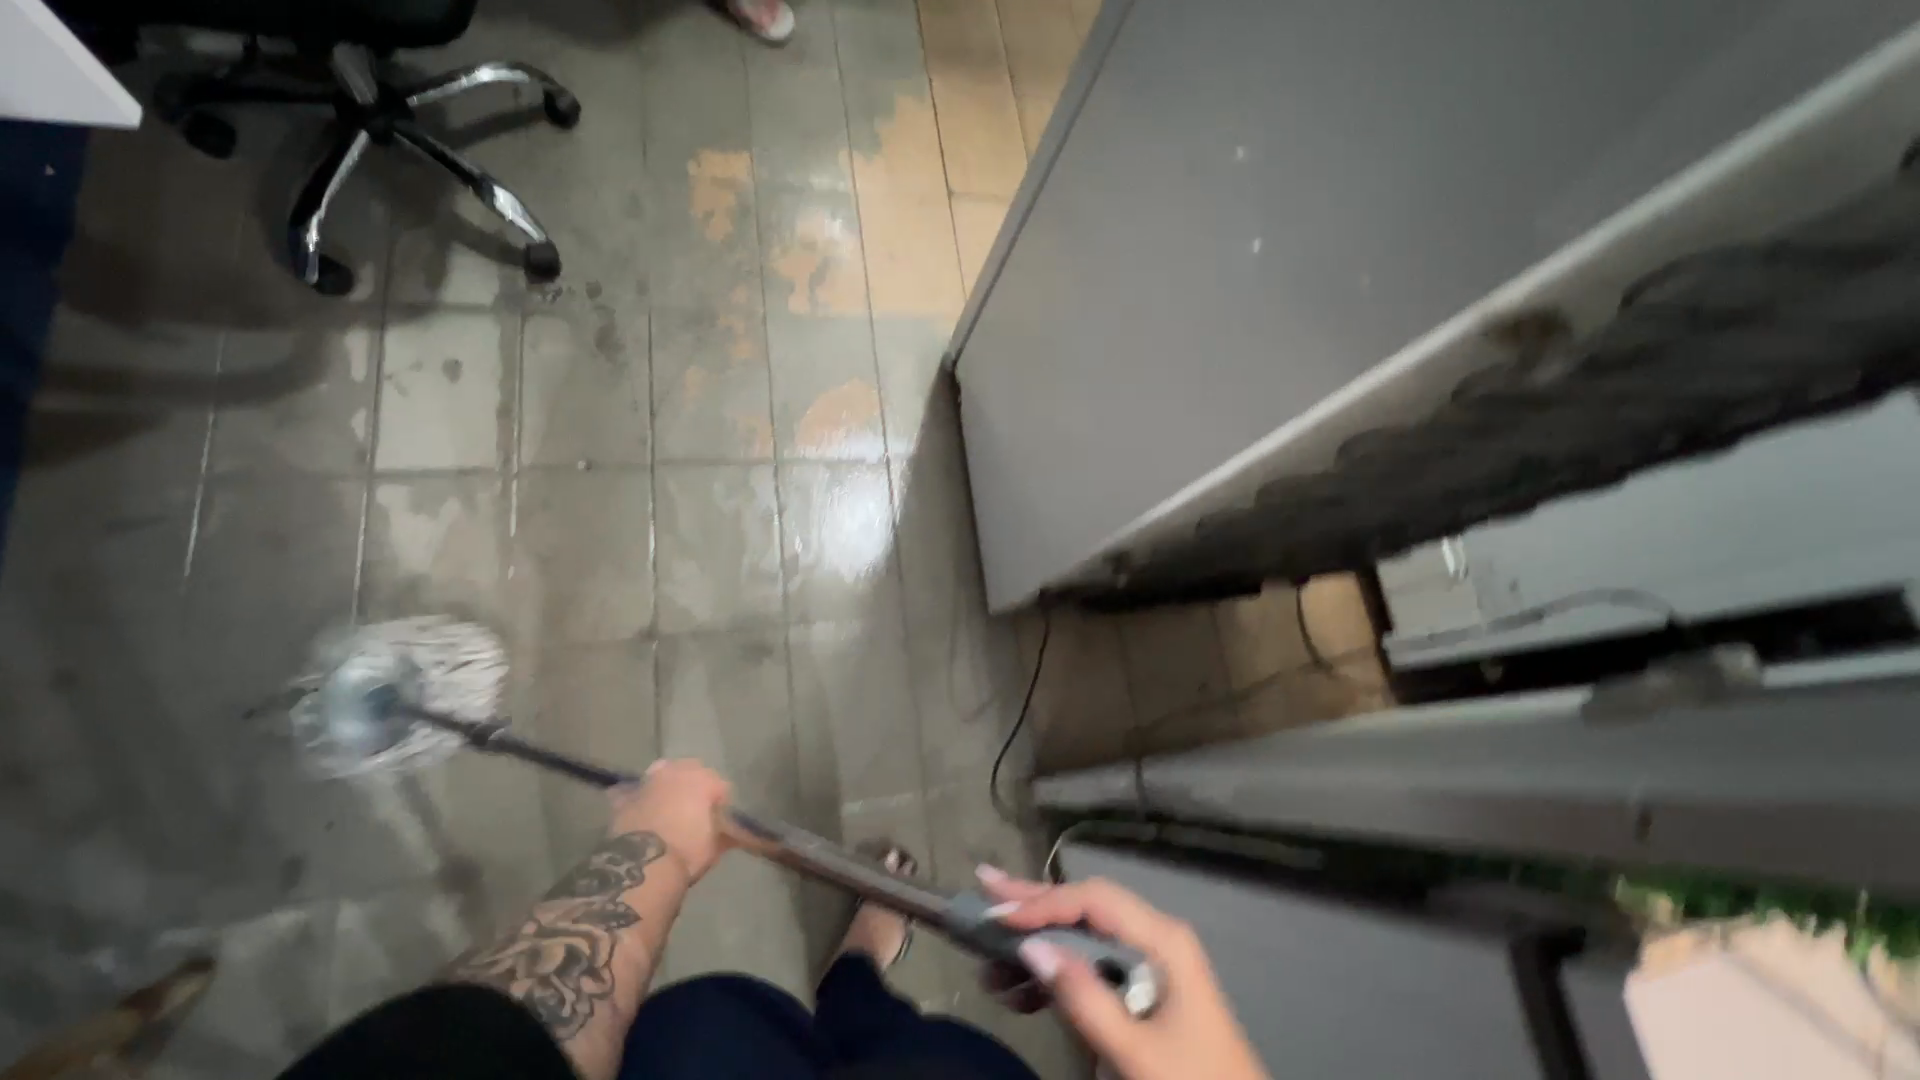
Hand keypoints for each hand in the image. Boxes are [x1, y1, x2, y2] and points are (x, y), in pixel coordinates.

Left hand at [607, 760, 732, 882]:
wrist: (641, 865)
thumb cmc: (686, 852)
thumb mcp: (714, 846)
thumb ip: (723, 832)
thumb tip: (733, 834)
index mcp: (704, 779)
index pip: (720, 787)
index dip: (721, 806)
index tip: (720, 822)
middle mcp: (676, 771)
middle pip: (691, 772)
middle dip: (694, 788)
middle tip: (695, 811)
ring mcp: (647, 781)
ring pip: (662, 774)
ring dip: (667, 787)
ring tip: (668, 808)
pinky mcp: (623, 797)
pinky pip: (633, 791)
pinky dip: (638, 798)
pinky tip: (641, 810)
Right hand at [979, 870, 1266, 1079]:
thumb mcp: (1136, 1051)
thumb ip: (1085, 999)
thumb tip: (1032, 947)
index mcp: (1162, 940)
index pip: (1093, 901)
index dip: (1043, 903)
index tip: (997, 916)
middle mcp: (1156, 938)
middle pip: (1087, 906)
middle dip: (1034, 901)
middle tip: (985, 887)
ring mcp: (1150, 963)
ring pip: (1084, 937)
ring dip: (1038, 946)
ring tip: (988, 960)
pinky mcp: (1144, 990)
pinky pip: (1093, 968)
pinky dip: (1056, 975)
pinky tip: (1020, 992)